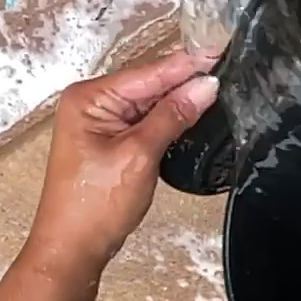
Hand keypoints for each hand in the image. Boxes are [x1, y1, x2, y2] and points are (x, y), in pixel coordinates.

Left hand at [22, 49, 218, 277]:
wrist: (73, 249)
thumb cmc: (94, 205)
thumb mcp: (139, 154)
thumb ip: (173, 116)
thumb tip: (205, 87)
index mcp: (89, 98)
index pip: (148, 74)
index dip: (186, 65)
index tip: (219, 51)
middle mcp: (92, 103)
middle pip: (150, 84)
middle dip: (186, 79)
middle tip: (227, 67)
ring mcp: (100, 123)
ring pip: (150, 102)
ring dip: (180, 99)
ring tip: (219, 87)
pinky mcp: (111, 142)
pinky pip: (146, 120)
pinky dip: (170, 118)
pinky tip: (193, 113)